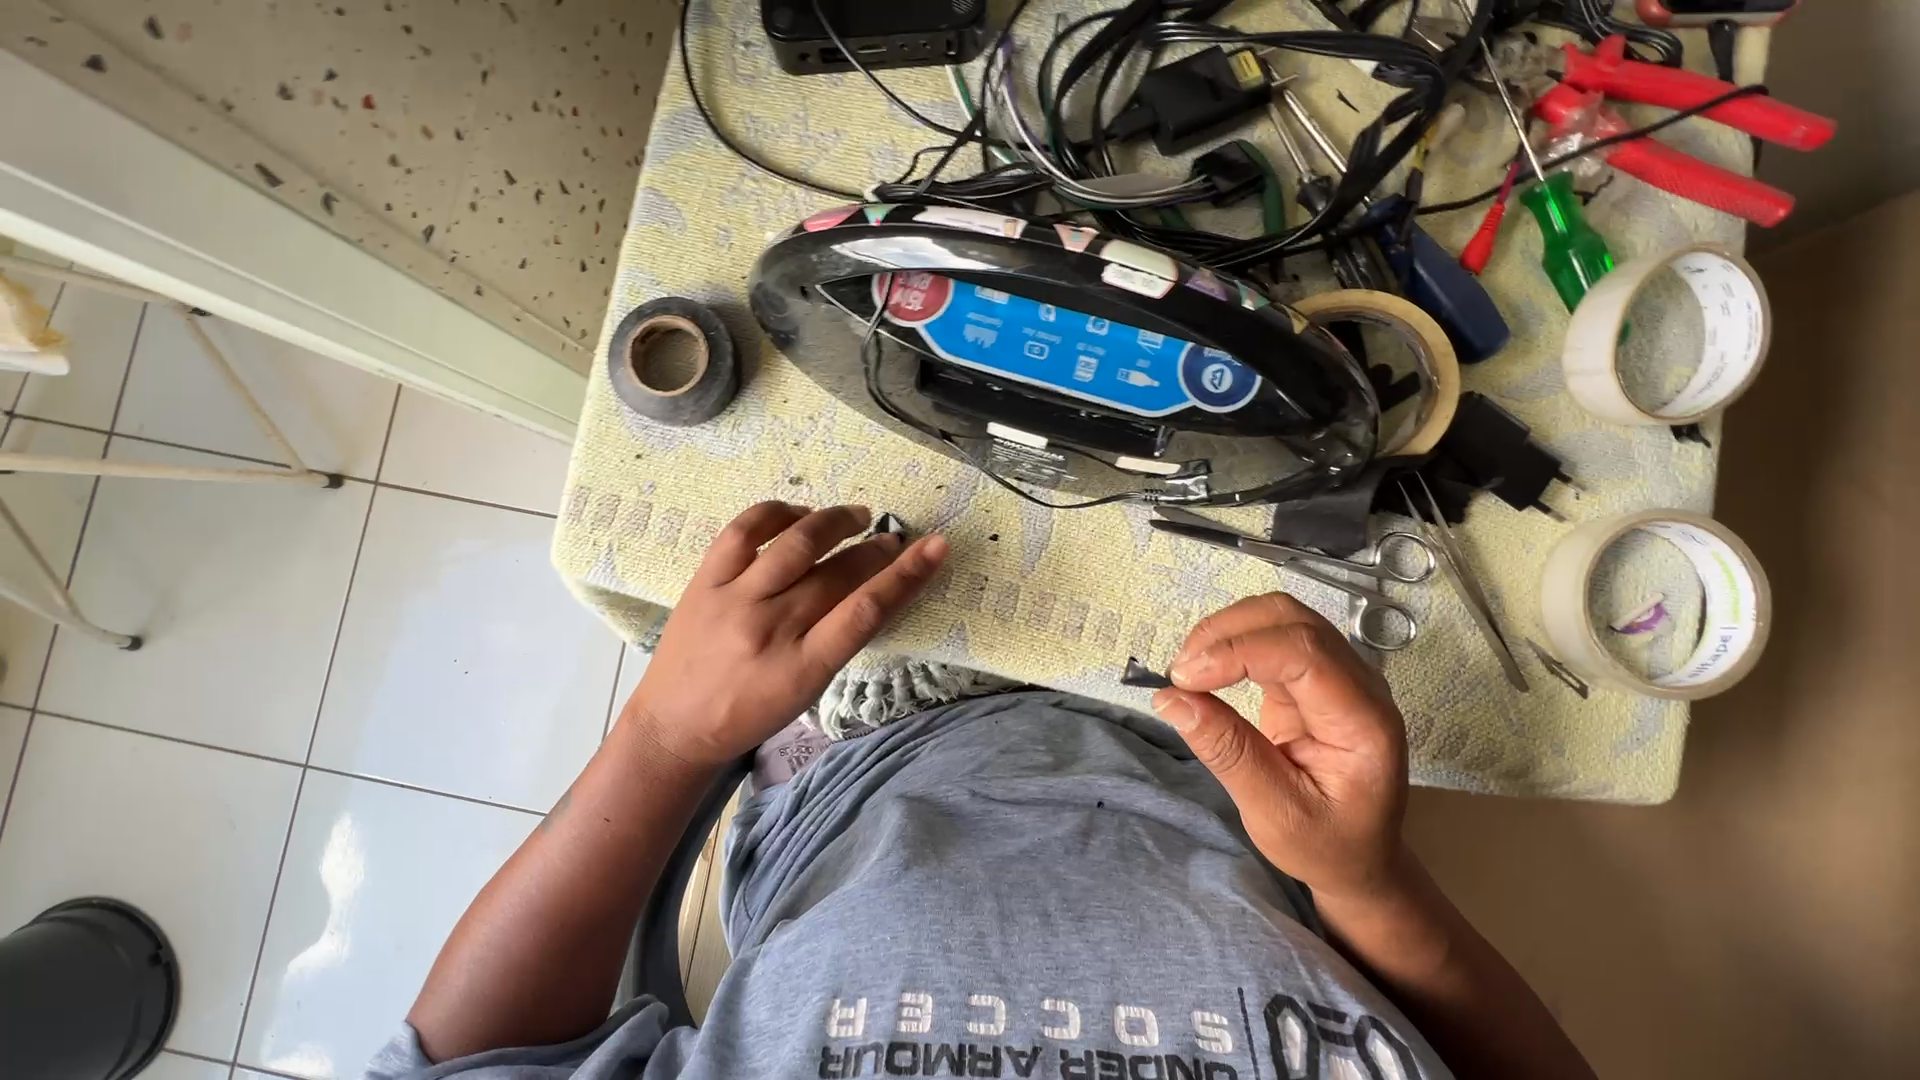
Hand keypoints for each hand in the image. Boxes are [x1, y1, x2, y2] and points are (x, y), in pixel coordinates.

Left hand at [622, 502, 947, 767]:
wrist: (673, 726)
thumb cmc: (749, 714)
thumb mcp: (806, 691)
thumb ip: (837, 640)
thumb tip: (872, 585)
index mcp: (802, 667)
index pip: (865, 612)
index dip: (906, 576)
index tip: (936, 547)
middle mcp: (770, 628)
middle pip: (837, 574)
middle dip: (875, 550)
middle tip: (893, 539)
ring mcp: (734, 600)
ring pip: (797, 544)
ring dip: (835, 522)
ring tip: (858, 516)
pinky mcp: (705, 581)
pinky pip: (744, 531)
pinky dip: (777, 512)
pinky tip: (799, 514)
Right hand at [1151, 593, 1411, 905]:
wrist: (1357, 858)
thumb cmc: (1324, 845)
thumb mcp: (1273, 813)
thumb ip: (1227, 751)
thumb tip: (1171, 698)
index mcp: (1363, 721)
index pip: (1304, 651)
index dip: (1238, 652)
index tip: (1183, 678)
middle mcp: (1360, 683)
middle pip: (1291, 619)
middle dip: (1226, 632)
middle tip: (1179, 674)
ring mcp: (1339, 673)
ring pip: (1279, 616)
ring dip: (1225, 631)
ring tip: (1187, 671)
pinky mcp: (1314, 673)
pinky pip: (1270, 635)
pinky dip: (1230, 641)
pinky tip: (1205, 669)